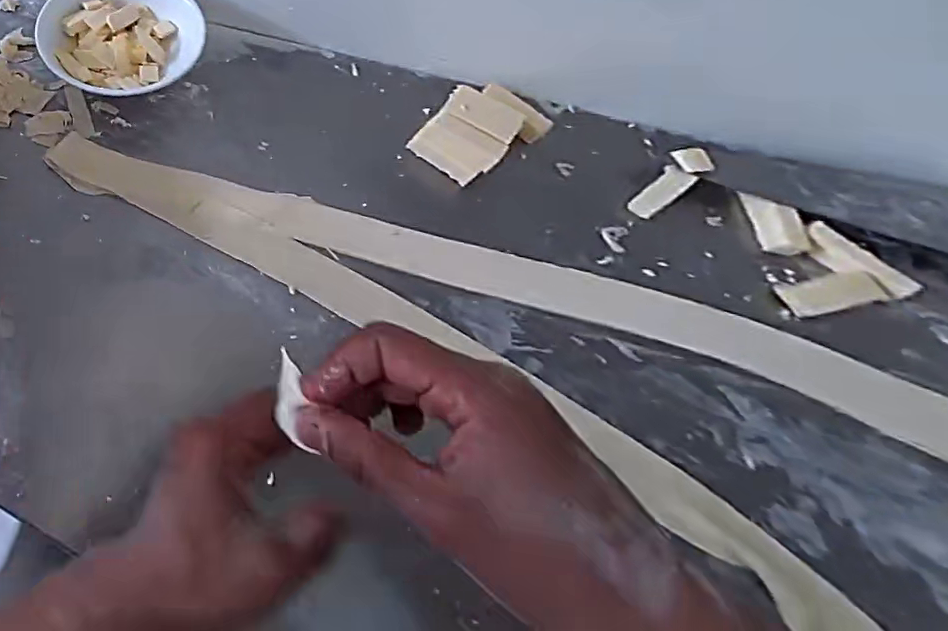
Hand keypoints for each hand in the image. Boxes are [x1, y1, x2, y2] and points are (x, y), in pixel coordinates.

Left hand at [0, 390, 342, 630]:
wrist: (142, 592)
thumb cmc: (196, 575)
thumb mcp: (266, 565)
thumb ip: (311, 536)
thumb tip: (340, 511)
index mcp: (215, 440)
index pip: (269, 404)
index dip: (307, 407)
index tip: (343, 416)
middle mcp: (201, 433)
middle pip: (259, 413)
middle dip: (299, 421)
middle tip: (341, 433)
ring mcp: (194, 446)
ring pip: (250, 428)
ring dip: (283, 435)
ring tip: (325, 444)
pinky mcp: (193, 464)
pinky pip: (239, 443)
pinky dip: (266, 448)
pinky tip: (290, 464)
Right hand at [296, 323, 765, 630]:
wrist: (639, 612)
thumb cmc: (546, 563)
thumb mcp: (435, 508)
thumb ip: (362, 455)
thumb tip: (308, 422)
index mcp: (477, 389)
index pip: (385, 344)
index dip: (337, 367)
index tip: (310, 401)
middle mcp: (492, 381)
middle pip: (400, 354)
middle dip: (352, 383)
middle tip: (321, 421)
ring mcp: (506, 398)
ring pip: (419, 374)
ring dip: (376, 397)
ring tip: (351, 433)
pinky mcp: (513, 420)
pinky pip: (443, 395)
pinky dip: (407, 410)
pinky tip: (398, 440)